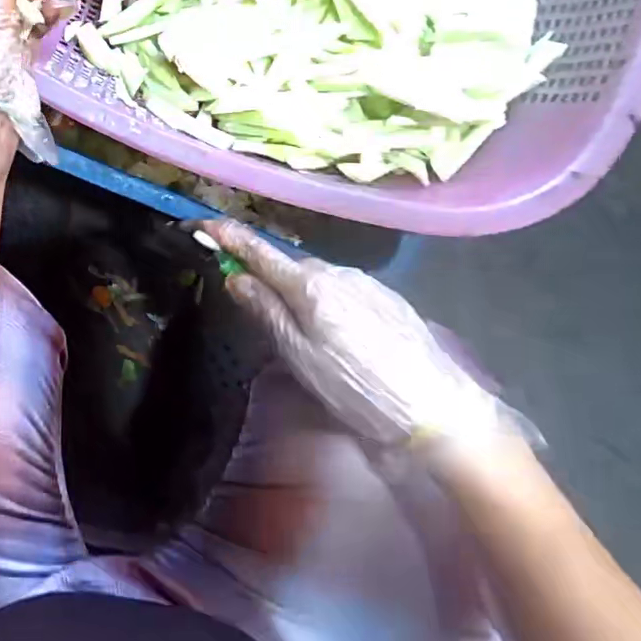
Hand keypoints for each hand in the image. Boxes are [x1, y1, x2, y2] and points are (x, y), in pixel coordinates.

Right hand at [200, 219, 503, 447]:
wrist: (440, 417)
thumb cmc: (357, 390)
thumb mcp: (299, 356)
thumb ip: (266, 311)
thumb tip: (234, 277)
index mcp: (309, 284)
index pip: (258, 250)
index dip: (226, 235)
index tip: (200, 223)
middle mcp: (337, 272)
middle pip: (288, 266)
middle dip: (268, 277)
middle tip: (258, 311)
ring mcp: (367, 284)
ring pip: (317, 279)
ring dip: (301, 293)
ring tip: (307, 337)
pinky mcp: (390, 299)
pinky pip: (344, 290)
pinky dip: (328, 302)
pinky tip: (341, 337)